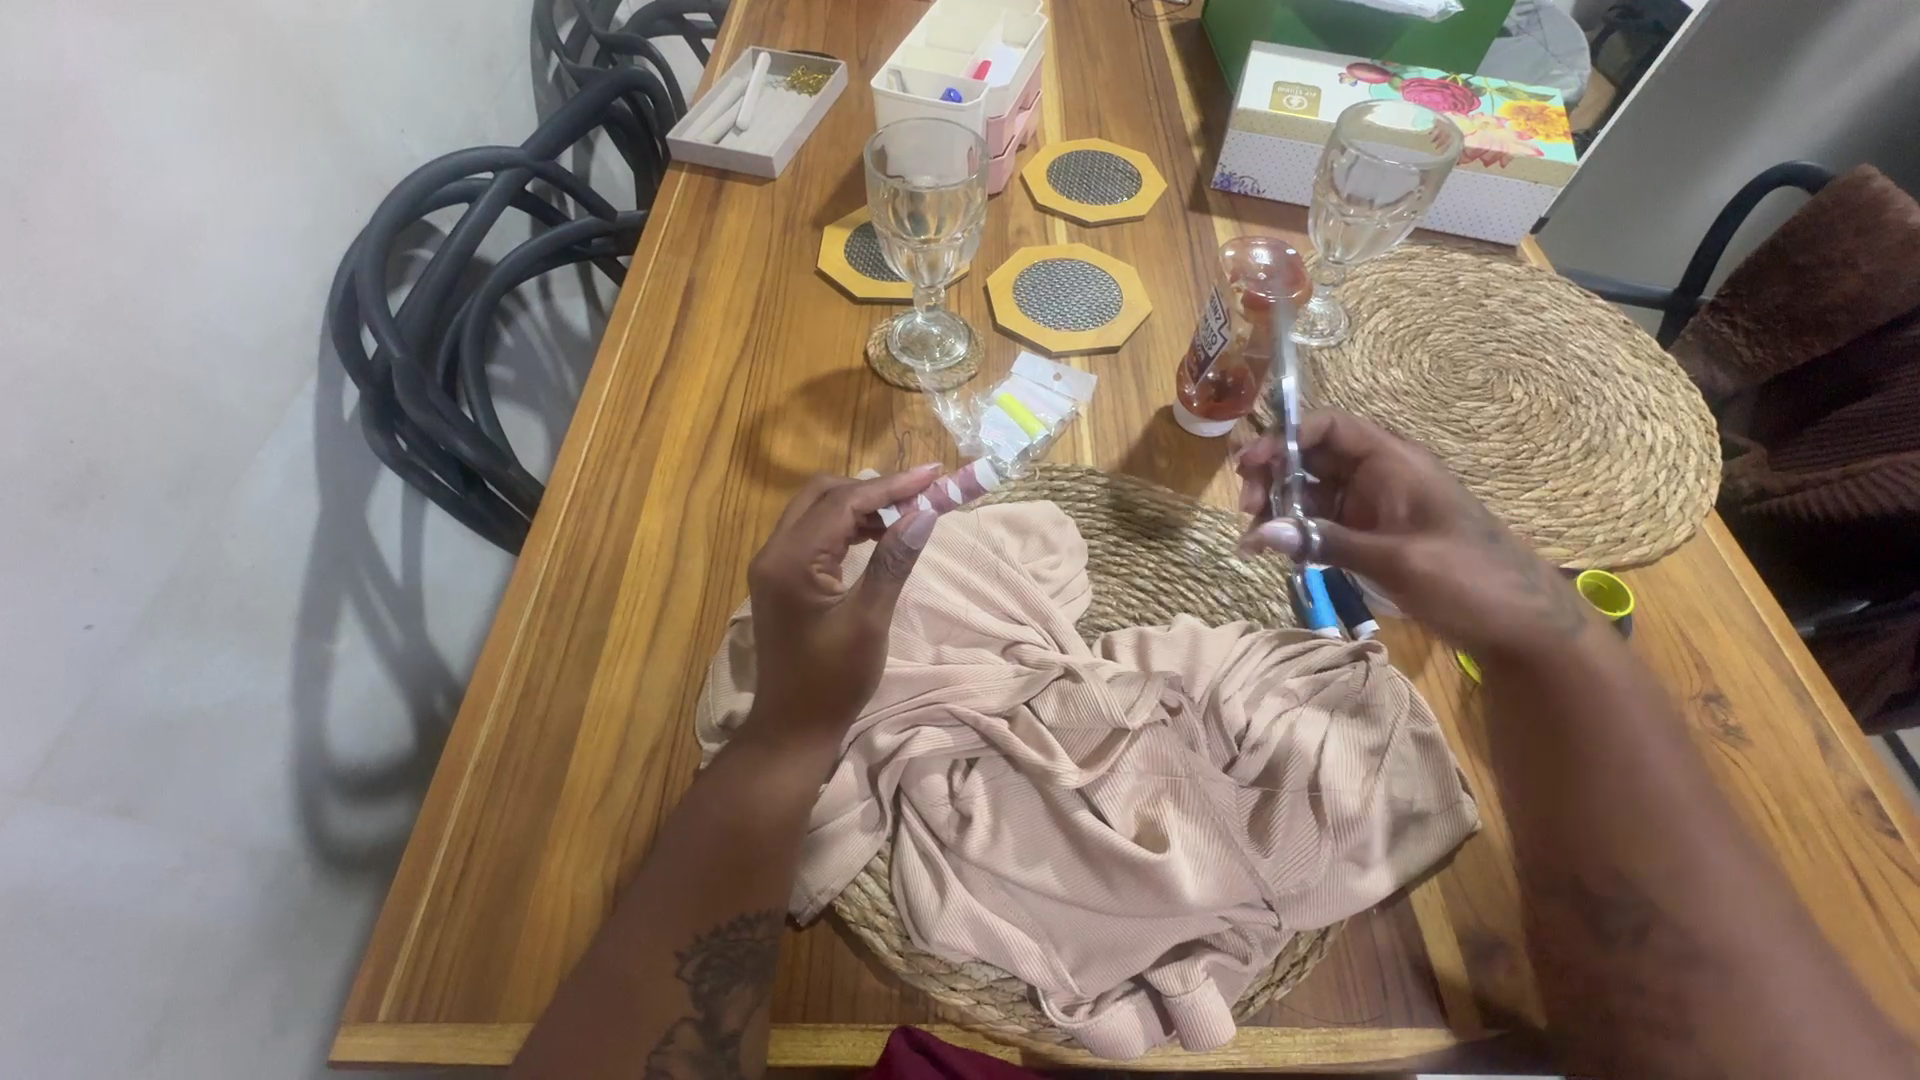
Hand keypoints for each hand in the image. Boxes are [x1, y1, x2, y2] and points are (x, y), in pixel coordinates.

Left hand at [744, 465, 942, 739]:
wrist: (793, 727)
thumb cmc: (832, 682)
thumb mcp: (869, 621)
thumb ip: (894, 562)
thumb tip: (924, 513)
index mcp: (791, 561)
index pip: (843, 502)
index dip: (891, 485)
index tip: (934, 474)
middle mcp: (774, 552)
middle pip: (823, 494)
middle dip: (874, 488)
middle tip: (921, 494)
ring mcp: (774, 564)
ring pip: (817, 510)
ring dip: (861, 505)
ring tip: (907, 513)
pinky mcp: (781, 577)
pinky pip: (814, 533)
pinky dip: (848, 526)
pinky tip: (879, 535)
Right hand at [1235, 408, 1595, 660]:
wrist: (1522, 626)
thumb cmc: (1469, 580)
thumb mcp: (1395, 560)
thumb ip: (1326, 542)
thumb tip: (1260, 533)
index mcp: (1394, 462)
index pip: (1329, 427)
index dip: (1284, 437)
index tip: (1247, 466)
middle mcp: (1378, 476)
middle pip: (1310, 458)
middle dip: (1271, 477)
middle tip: (1246, 511)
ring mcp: (1372, 508)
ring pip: (1309, 492)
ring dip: (1276, 510)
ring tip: (1251, 542)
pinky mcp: (1369, 537)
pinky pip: (1319, 524)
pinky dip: (1293, 534)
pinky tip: (1268, 553)